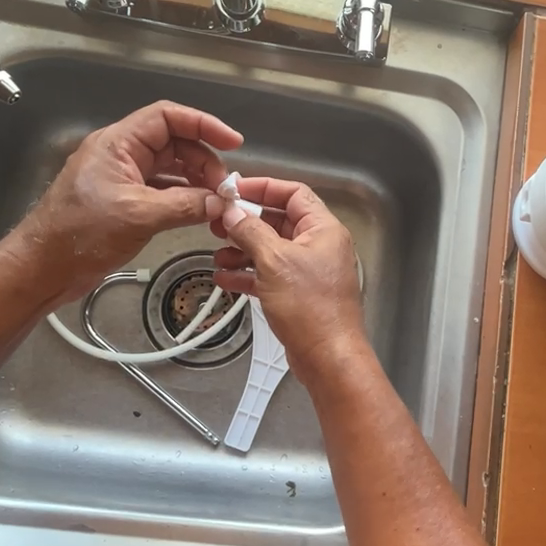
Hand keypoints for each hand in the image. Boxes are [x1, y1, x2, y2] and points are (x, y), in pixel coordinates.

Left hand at [4, 101, 239, 302]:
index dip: (203, 124)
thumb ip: (184, 205)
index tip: (233, 142)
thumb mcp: (138, 216)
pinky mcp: (126, 201)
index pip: (167, 117)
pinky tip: (202, 211)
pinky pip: (164, 190)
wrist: (44, 267)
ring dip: (197, 181)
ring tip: (218, 201)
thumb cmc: (81, 234)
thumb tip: (221, 203)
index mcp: (118, 144)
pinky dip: (185, 198)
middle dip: (204, 160)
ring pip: (171, 168)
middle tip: (224, 188)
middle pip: (174, 143)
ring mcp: (124, 178)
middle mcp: (122, 154)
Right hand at [208, 177, 367, 374]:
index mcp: (323, 230)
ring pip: (272, 250)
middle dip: (247, 222)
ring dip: (243, 251)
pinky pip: (270, 275)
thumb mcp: (274, 262)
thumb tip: (233, 212)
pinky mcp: (299, 294)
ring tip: (218, 255)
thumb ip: (251, 232)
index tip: (234, 189)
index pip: (294, 193)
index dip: (263, 188)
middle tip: (219, 223)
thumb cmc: (311, 308)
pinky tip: (225, 279)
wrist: (328, 357)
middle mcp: (320, 246)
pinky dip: (248, 275)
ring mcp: (309, 271)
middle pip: (280, 221)